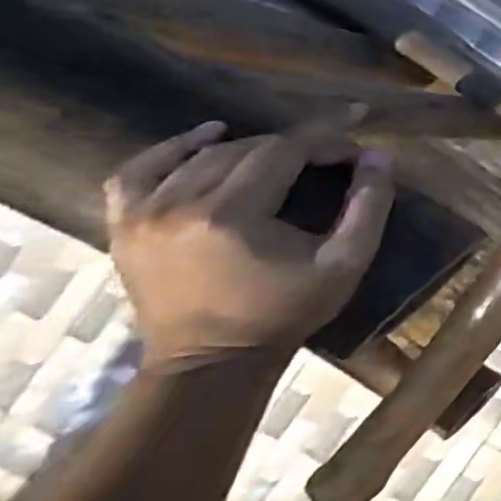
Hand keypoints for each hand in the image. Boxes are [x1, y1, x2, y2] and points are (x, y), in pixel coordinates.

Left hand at [103, 112, 394, 370]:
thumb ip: (369, 205)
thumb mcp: (346, 261)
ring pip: (204, 156)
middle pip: (247, 148)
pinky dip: (172, 149)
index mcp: (231, 214)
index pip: (285, 150)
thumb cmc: (285, 311)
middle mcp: (178, 205)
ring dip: (251, 148)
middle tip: (329, 160)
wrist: (211, 363)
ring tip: (285, 157)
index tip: (355, 151)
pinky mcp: (123, 227)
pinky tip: (206, 137)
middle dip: (296, 146)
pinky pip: (138, 171)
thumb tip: (376, 155)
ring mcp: (141, 215)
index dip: (326, 141)